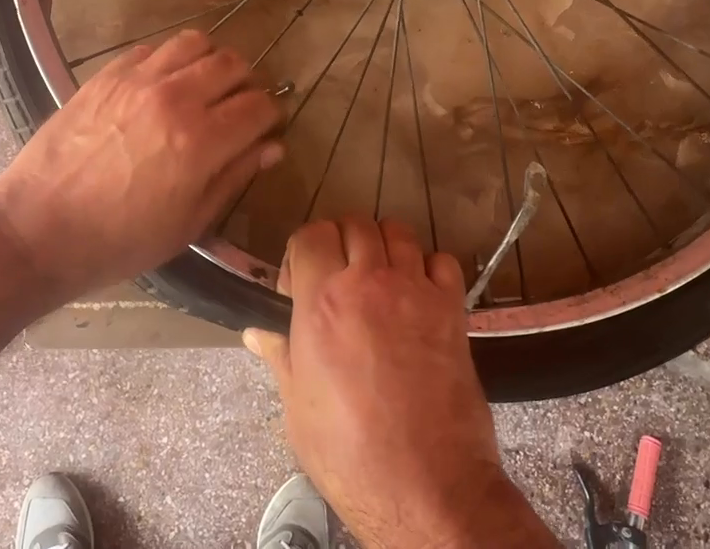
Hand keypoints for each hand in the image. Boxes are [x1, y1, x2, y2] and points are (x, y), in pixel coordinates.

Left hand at [0, 30, 283, 296]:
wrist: (38, 228)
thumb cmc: (119, 240)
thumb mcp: (188, 223)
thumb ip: (233, 177)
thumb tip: (271, 147)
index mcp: (201, 141)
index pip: (258, 106)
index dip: (270, 116)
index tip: (265, 129)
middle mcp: (174, 98)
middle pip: (233, 65)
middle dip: (245, 85)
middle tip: (236, 109)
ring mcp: (137, 80)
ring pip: (195, 43)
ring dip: (209, 63)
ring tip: (202, 89)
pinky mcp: (106, 75)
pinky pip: (152, 49)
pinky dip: (168, 62)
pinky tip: (160, 88)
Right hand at [243, 218, 557, 548]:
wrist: (426, 485)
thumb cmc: (349, 453)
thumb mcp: (298, 407)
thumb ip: (280, 357)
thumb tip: (256, 333)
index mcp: (321, 302)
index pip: (311, 234)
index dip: (302, 250)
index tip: (300, 281)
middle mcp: (368, 284)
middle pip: (355, 224)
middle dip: (341, 241)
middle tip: (337, 276)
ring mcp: (415, 293)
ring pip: (398, 232)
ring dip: (383, 246)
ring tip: (378, 278)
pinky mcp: (452, 311)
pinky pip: (441, 261)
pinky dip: (428, 266)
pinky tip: (417, 293)